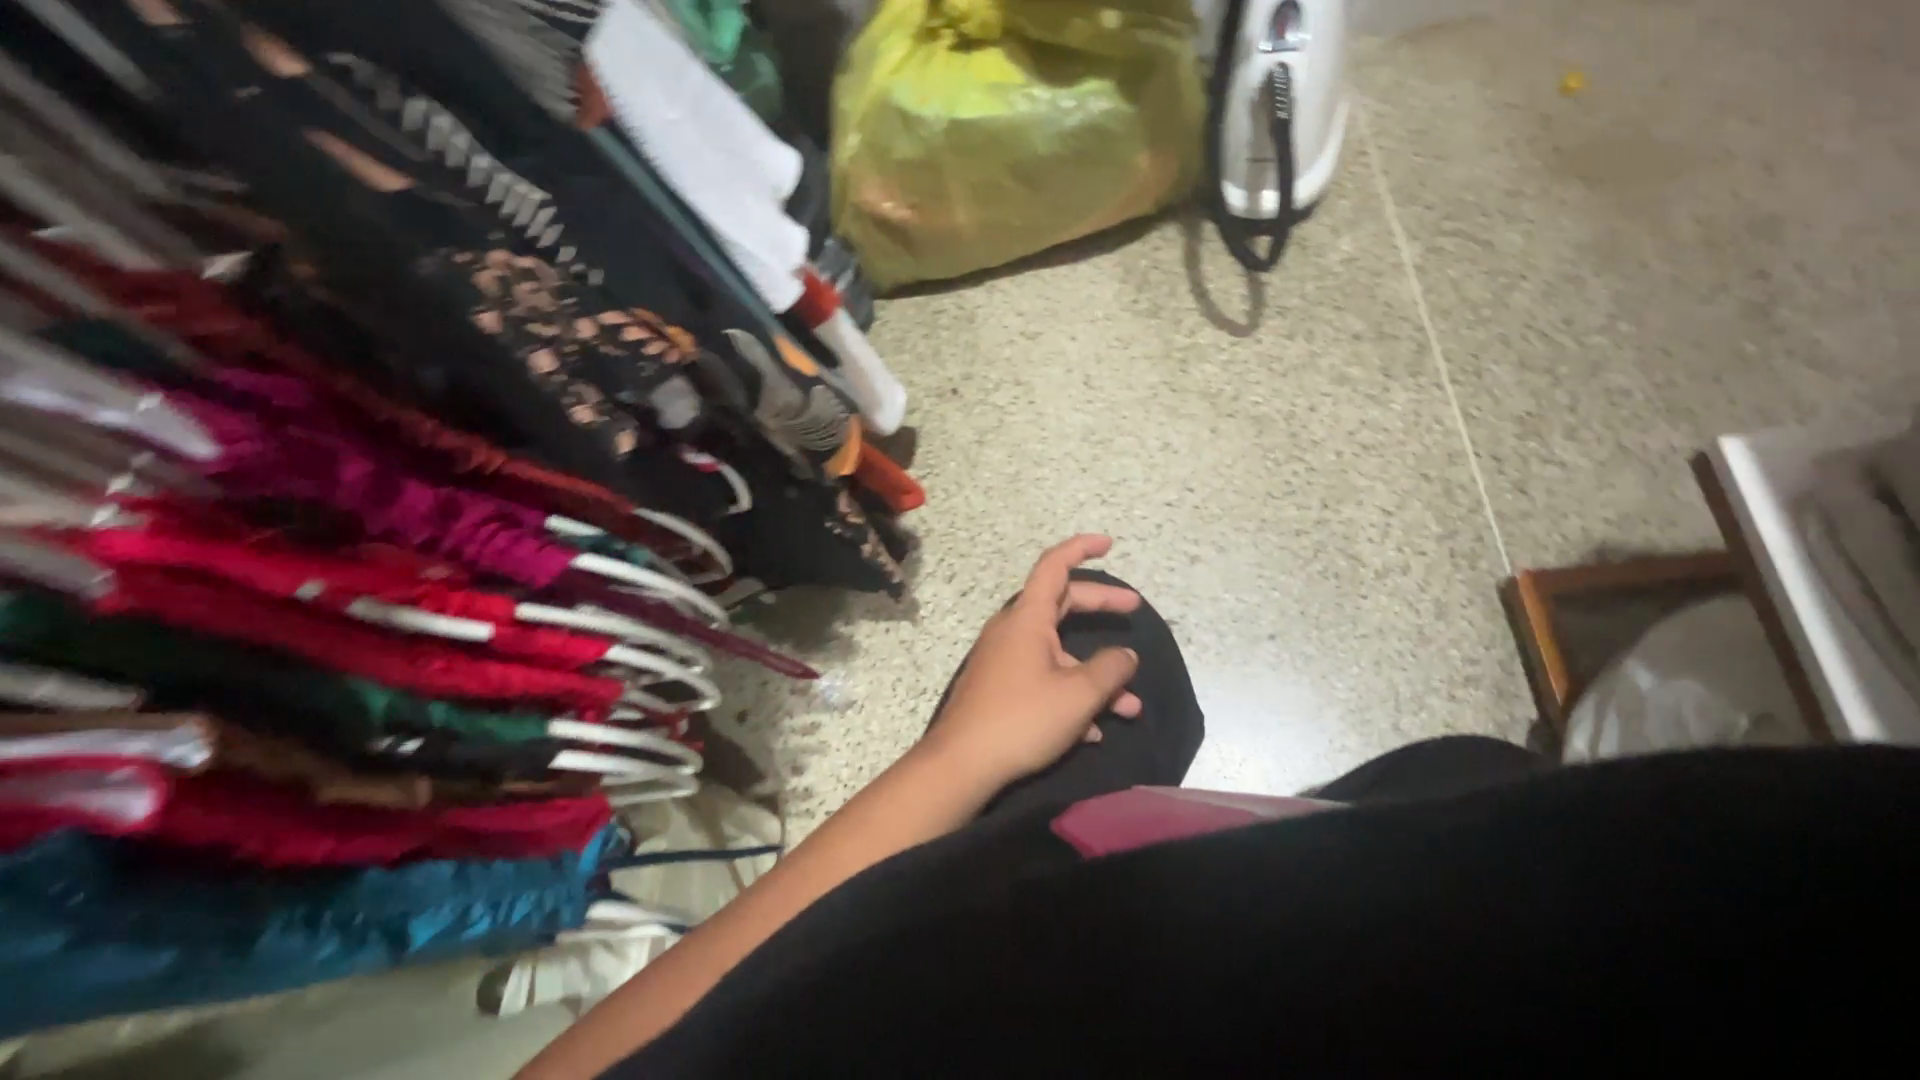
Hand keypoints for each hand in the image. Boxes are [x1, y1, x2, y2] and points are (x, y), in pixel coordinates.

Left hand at [920, 535, 1143, 786]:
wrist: (962, 762)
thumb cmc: (1022, 718)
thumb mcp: (1078, 694)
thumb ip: (1110, 670)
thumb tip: (1126, 656)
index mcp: (1028, 618)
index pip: (1054, 566)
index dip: (1081, 549)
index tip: (1108, 544)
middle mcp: (1013, 631)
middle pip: (1062, 605)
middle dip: (1100, 608)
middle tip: (1134, 611)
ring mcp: (1004, 660)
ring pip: (1058, 654)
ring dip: (1094, 674)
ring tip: (1129, 707)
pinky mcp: (1000, 689)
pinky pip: (1043, 680)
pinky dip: (1070, 696)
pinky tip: (1092, 732)